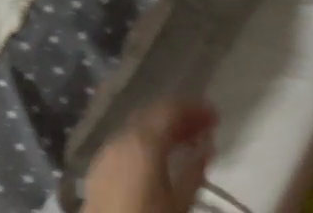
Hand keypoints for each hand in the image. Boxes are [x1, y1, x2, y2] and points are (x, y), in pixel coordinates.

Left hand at [82, 101, 217, 212]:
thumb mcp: (179, 203)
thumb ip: (195, 170)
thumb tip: (207, 147)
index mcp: (143, 141)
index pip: (172, 109)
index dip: (195, 109)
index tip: (215, 118)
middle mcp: (122, 137)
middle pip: (154, 115)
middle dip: (180, 118)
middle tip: (204, 129)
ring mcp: (106, 152)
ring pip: (138, 128)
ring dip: (162, 130)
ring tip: (185, 144)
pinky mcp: (97, 169)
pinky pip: (125, 144)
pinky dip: (144, 143)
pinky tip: (157, 159)